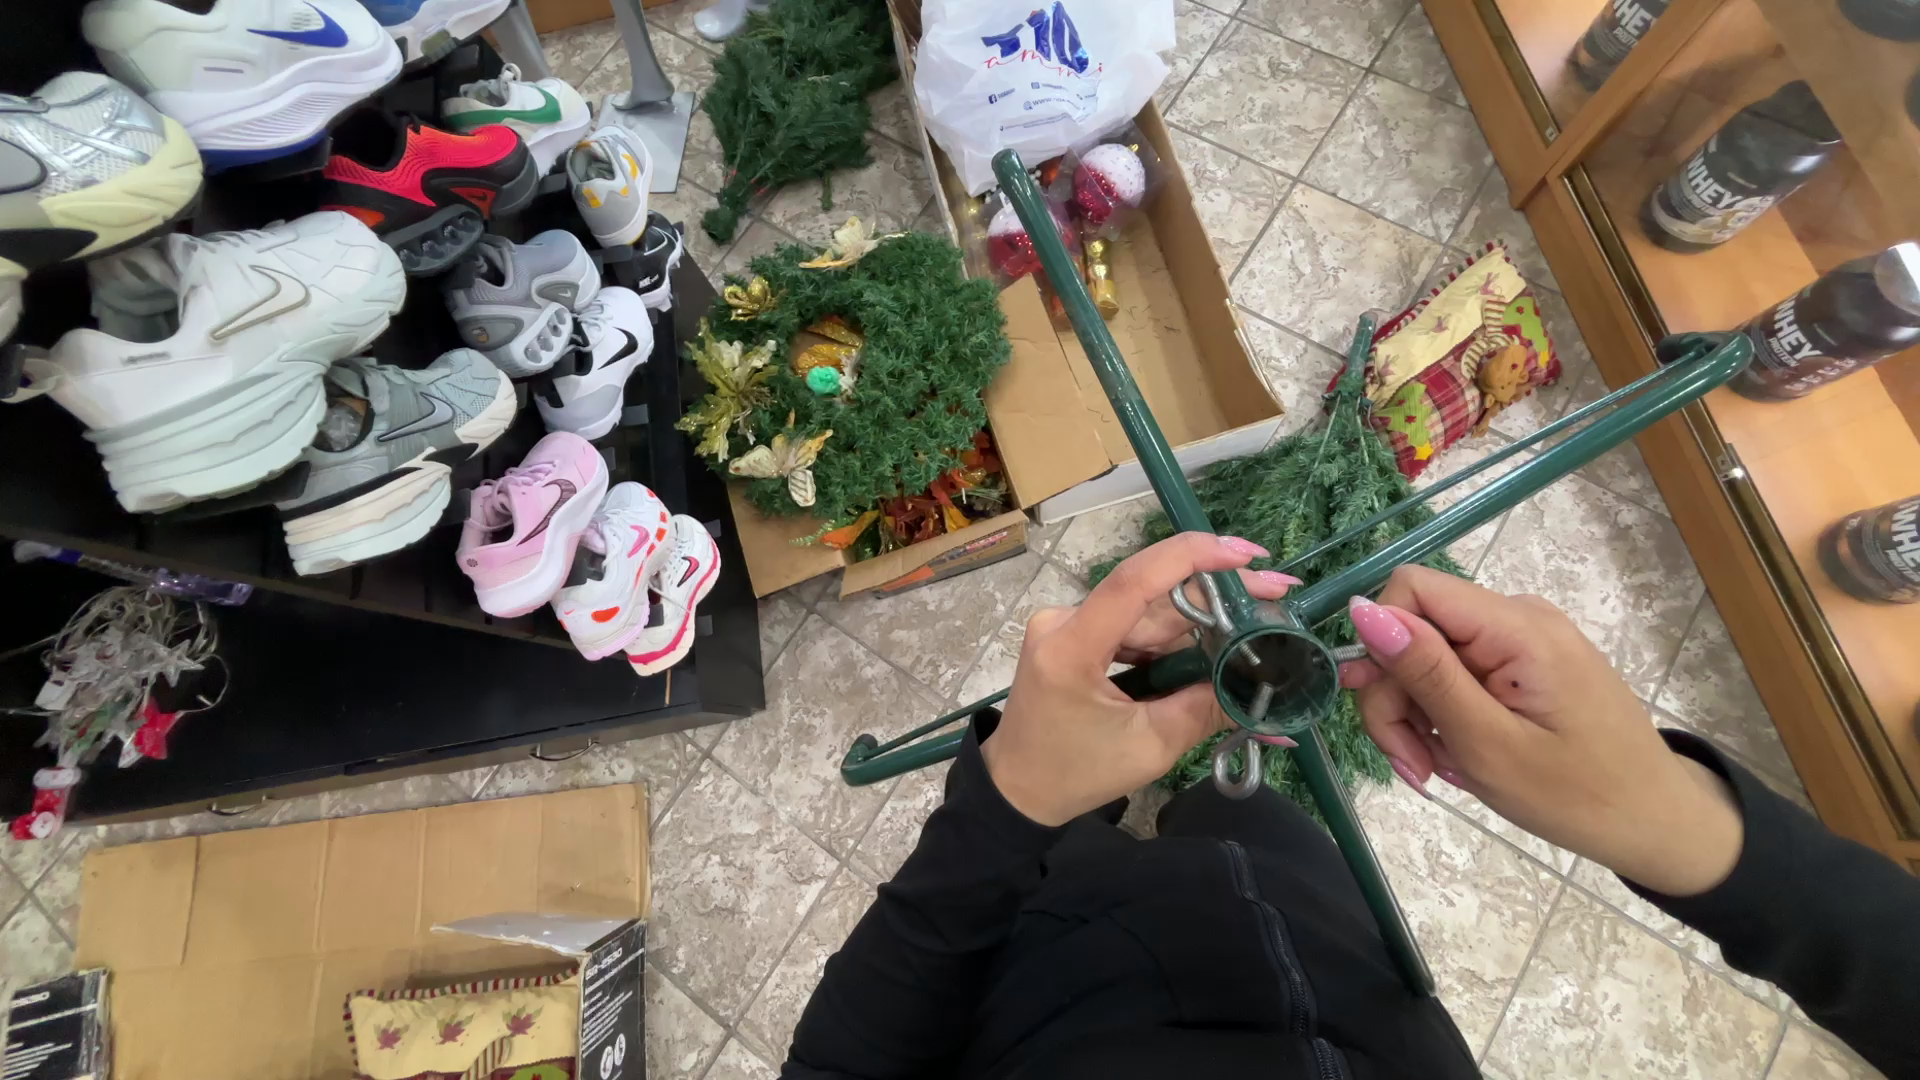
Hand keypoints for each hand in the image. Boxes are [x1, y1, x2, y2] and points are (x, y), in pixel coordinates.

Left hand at [981, 532, 1300, 826]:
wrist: (1018, 788)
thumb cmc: (1075, 773)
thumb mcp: (1149, 747)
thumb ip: (1204, 707)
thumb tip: (1260, 682)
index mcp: (1071, 646)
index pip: (1133, 581)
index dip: (1191, 558)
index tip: (1245, 554)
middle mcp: (1063, 622)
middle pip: (1149, 596)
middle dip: (1215, 594)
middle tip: (1278, 591)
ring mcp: (1065, 626)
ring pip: (1145, 611)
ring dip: (1199, 615)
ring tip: (1259, 615)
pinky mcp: (1073, 637)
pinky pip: (1131, 627)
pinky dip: (1172, 635)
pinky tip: (1216, 636)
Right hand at [1343, 566, 1742, 896]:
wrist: (1660, 828)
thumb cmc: (1578, 795)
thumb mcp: (1487, 742)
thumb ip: (1424, 671)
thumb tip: (1361, 610)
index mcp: (1516, 628)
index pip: (1410, 589)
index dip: (1381, 640)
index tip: (1384, 704)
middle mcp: (1514, 617)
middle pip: (1410, 630)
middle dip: (1393, 697)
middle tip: (1410, 761)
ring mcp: (1516, 640)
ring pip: (1421, 656)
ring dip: (1410, 714)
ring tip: (1432, 766)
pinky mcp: (1515, 662)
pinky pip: (1448, 672)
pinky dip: (1435, 713)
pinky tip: (1449, 752)